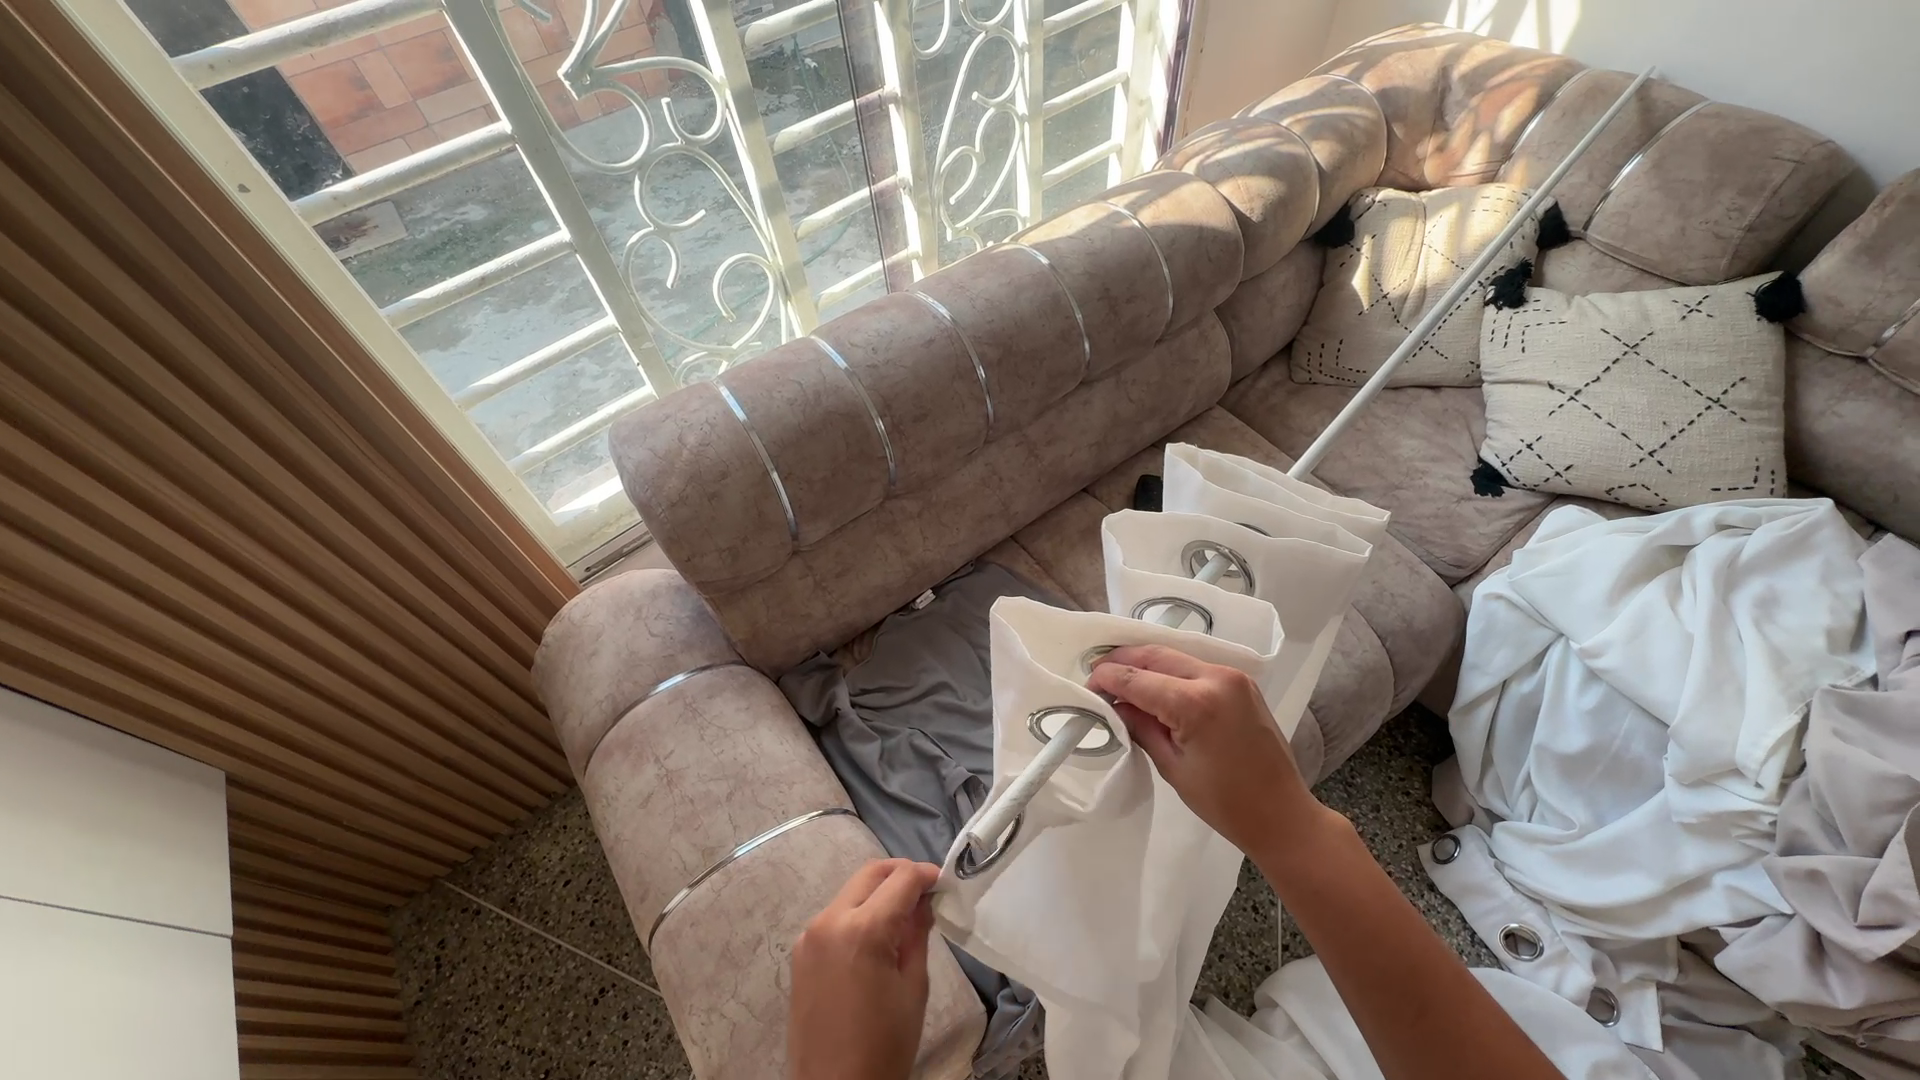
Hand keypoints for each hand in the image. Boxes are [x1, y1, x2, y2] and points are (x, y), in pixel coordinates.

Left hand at [788, 858, 939, 1079]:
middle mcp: (830, 921)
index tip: (943, 882)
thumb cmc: (884, 1045)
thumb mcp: (913, 988)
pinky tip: (875, 938)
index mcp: (863, 930)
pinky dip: (858, 914)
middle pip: (869, 874)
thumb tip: (922, 902)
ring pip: (850, 893)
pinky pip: (834, 917)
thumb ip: (917, 935)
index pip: (900, 880)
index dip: (926, 875)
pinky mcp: (800, 952)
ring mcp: (809, 936)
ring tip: (903, 917)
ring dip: (878, 893)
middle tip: (925, 891)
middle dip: (900, 875)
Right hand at [1087, 644, 1327, 855]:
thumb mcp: (1172, 766)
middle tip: (1098, 677)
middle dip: (1123, 662)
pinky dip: (1169, 671)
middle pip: (1155, 656)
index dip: (1106, 680)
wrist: (1283, 815)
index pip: (1136, 678)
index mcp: (1196, 702)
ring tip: (1120, 681)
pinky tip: (1153, 685)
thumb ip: (1140, 727)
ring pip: (1175, 657)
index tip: (1086, 688)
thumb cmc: (1225, 803)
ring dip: (1145, 664)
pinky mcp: (1242, 683)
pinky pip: (1195, 666)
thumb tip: (1115, 705)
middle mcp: (1216, 677)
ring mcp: (1233, 677)